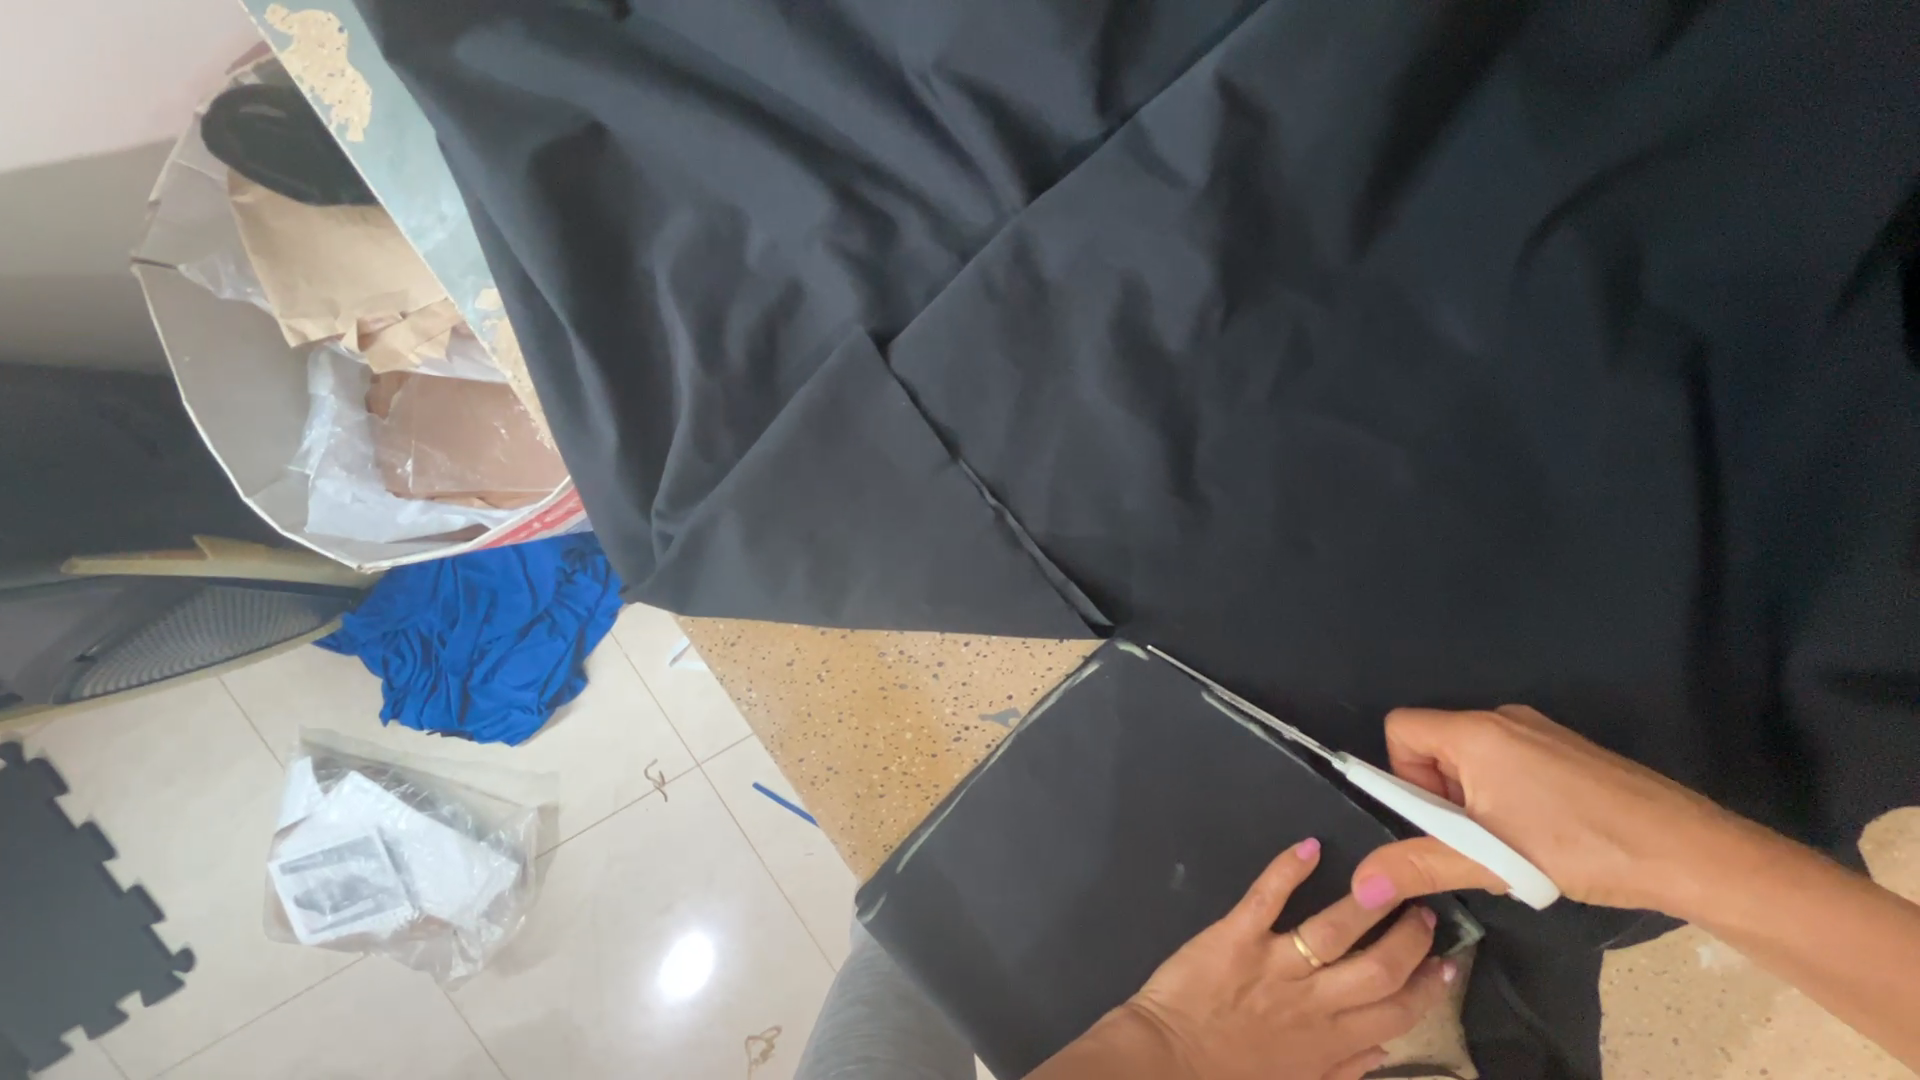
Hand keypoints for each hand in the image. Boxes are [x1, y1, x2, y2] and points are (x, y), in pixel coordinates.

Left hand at [1094, 839, 1458, 1079]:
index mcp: (1331, 1041)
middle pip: (1377, 966)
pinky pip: (1267, 896)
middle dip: (1408, 938)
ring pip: (1334, 929)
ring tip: (1387, 881)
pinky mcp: (1236, 934)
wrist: (1167, 1062)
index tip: (1450, 963)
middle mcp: (1313, 1000)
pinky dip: (1288, 869)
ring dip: (1366, 903)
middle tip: (1424, 909)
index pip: (1397, 1012)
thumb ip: (1344, 1069)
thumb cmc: (1230, 1077)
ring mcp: (1275, 963)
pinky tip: (1309, 846)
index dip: (1429, 987)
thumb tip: (1386, 1050)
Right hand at [1349, 706, 1744, 915]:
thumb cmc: (1582, 846)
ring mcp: (1540, 731)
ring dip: (1476, 801)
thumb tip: (1359, 885)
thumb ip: (1418, 864)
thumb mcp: (1490, 861)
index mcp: (1474, 731)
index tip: (1438, 818)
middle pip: (1434, 745)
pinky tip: (1546, 837)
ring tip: (1515, 845)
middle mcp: (1501, 718)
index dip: (1402, 773)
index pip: (1399, 728)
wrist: (1697, 854)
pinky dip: (1509, 798)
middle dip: (1442, 795)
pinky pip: (1509, 763)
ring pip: (1473, 760)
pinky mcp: (1568, 751)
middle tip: (1478, 841)